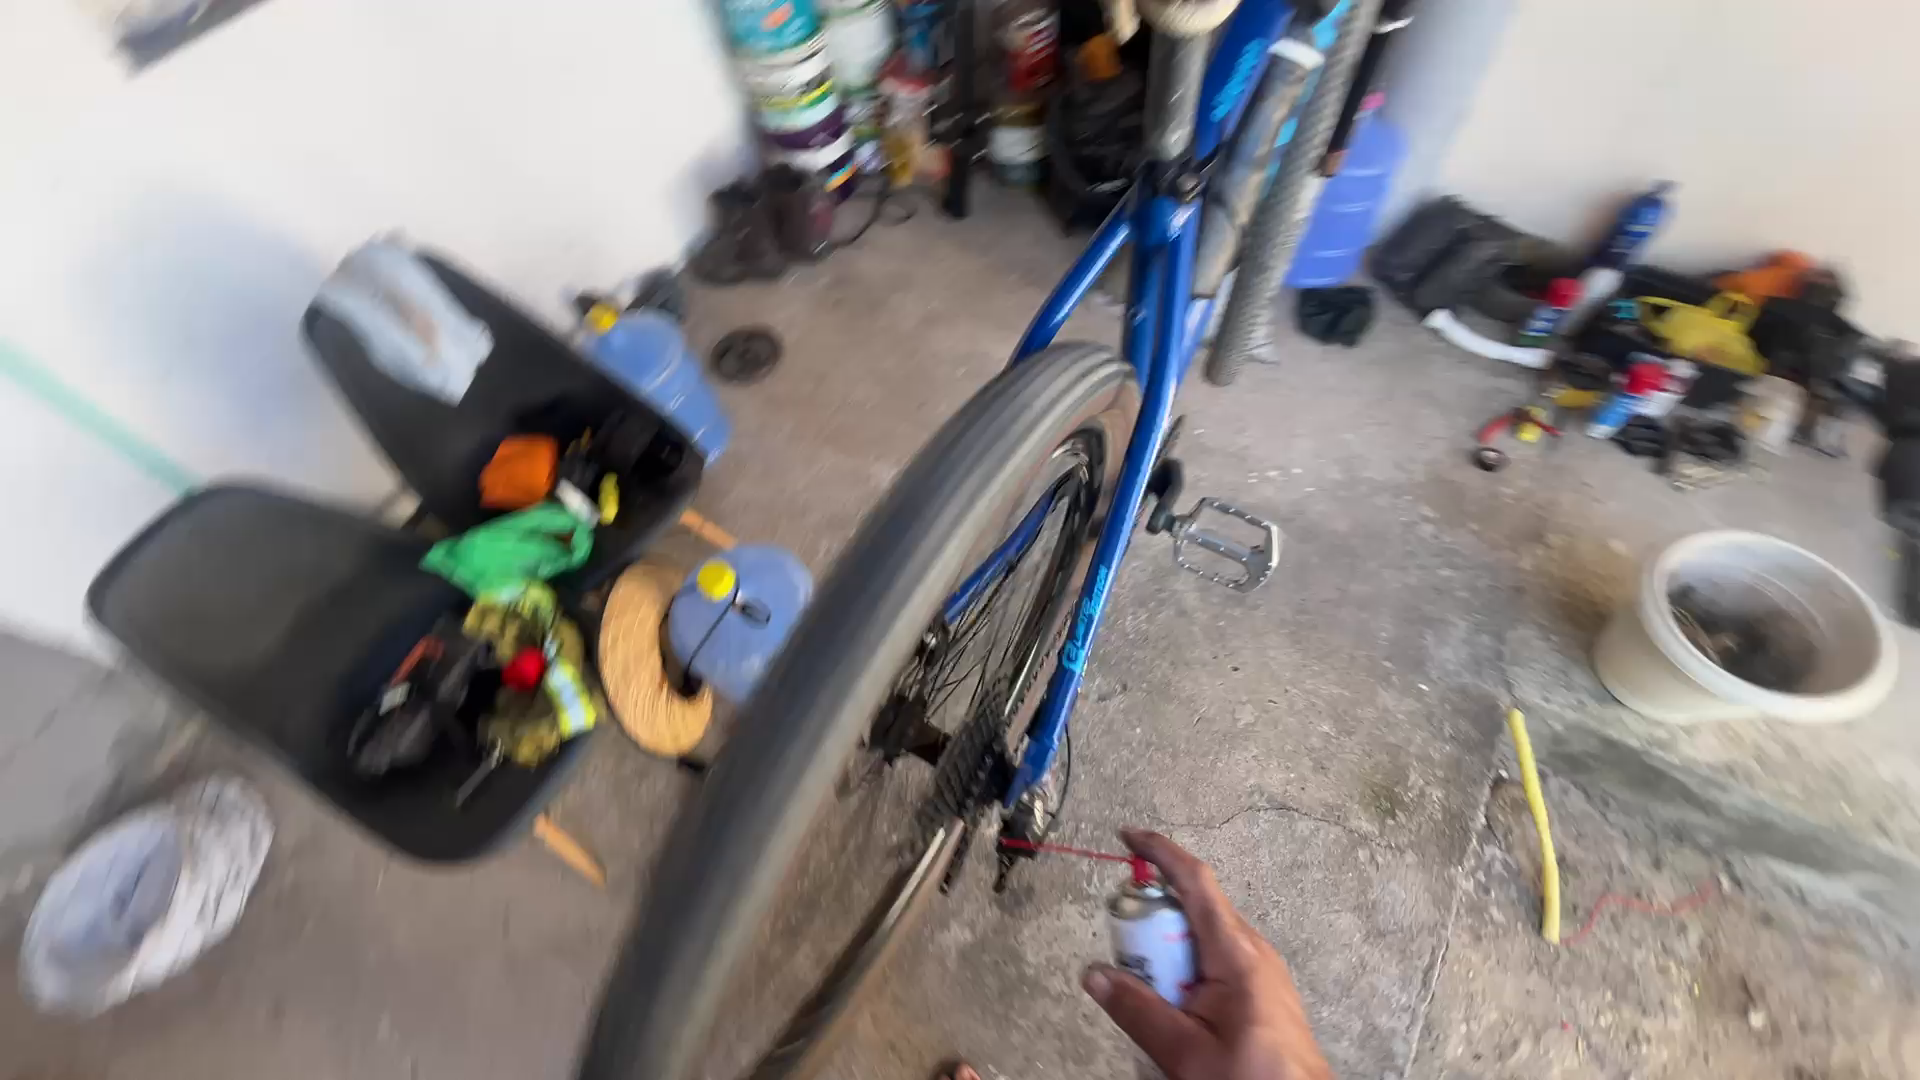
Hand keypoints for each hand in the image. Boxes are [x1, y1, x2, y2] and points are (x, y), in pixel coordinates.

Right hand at [1082, 829, 1331, 1079]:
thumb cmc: (1251, 1079)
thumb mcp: (1186, 1052)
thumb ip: (1137, 1010)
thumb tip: (1092, 973)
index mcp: (1235, 951)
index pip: (1194, 879)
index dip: (1159, 851)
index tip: (1126, 835)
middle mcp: (1251, 947)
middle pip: (1191, 908)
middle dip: (1154, 922)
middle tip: (1130, 957)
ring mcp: (1260, 967)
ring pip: (1201, 935)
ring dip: (1170, 950)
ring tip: (1156, 995)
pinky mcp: (1262, 987)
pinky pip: (1214, 958)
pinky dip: (1187, 967)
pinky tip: (1180, 1008)